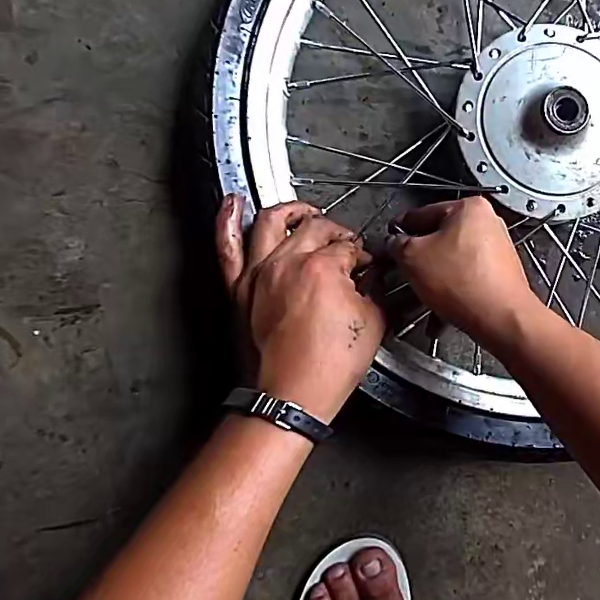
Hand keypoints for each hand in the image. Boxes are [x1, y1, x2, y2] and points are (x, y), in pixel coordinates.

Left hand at [217, 196, 384, 421]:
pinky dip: (226, 219)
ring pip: (273, 222)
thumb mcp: (373, 320)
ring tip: (303, 211)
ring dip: (292, 210)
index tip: (365, 264)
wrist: (291, 397)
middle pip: (316, 228)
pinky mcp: (239, 288)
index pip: (348, 246)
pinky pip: (226, 246)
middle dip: (337, 231)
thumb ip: (373, 289)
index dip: (362, 253)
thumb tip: (369, 277)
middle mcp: (288, 263)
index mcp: (323, 268)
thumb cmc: (327, 366)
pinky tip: (232, 203)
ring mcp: (259, 273)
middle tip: (345, 243)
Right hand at [387, 197, 544, 345]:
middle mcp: (488, 224)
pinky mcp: (499, 274)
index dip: (401, 227)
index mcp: (469, 208)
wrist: (501, 317)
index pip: (423, 212)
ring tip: (420, 295)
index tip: (391, 237)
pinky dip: (450, 292)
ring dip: (433, 279)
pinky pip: (466, 278)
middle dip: (419, 259)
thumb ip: (397, 245)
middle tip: (403, 269)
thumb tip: (395, 244)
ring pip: (452, 261)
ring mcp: (496, 249)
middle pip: (439, 238)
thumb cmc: (467, 284)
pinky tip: (437, 312)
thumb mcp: (413, 258)